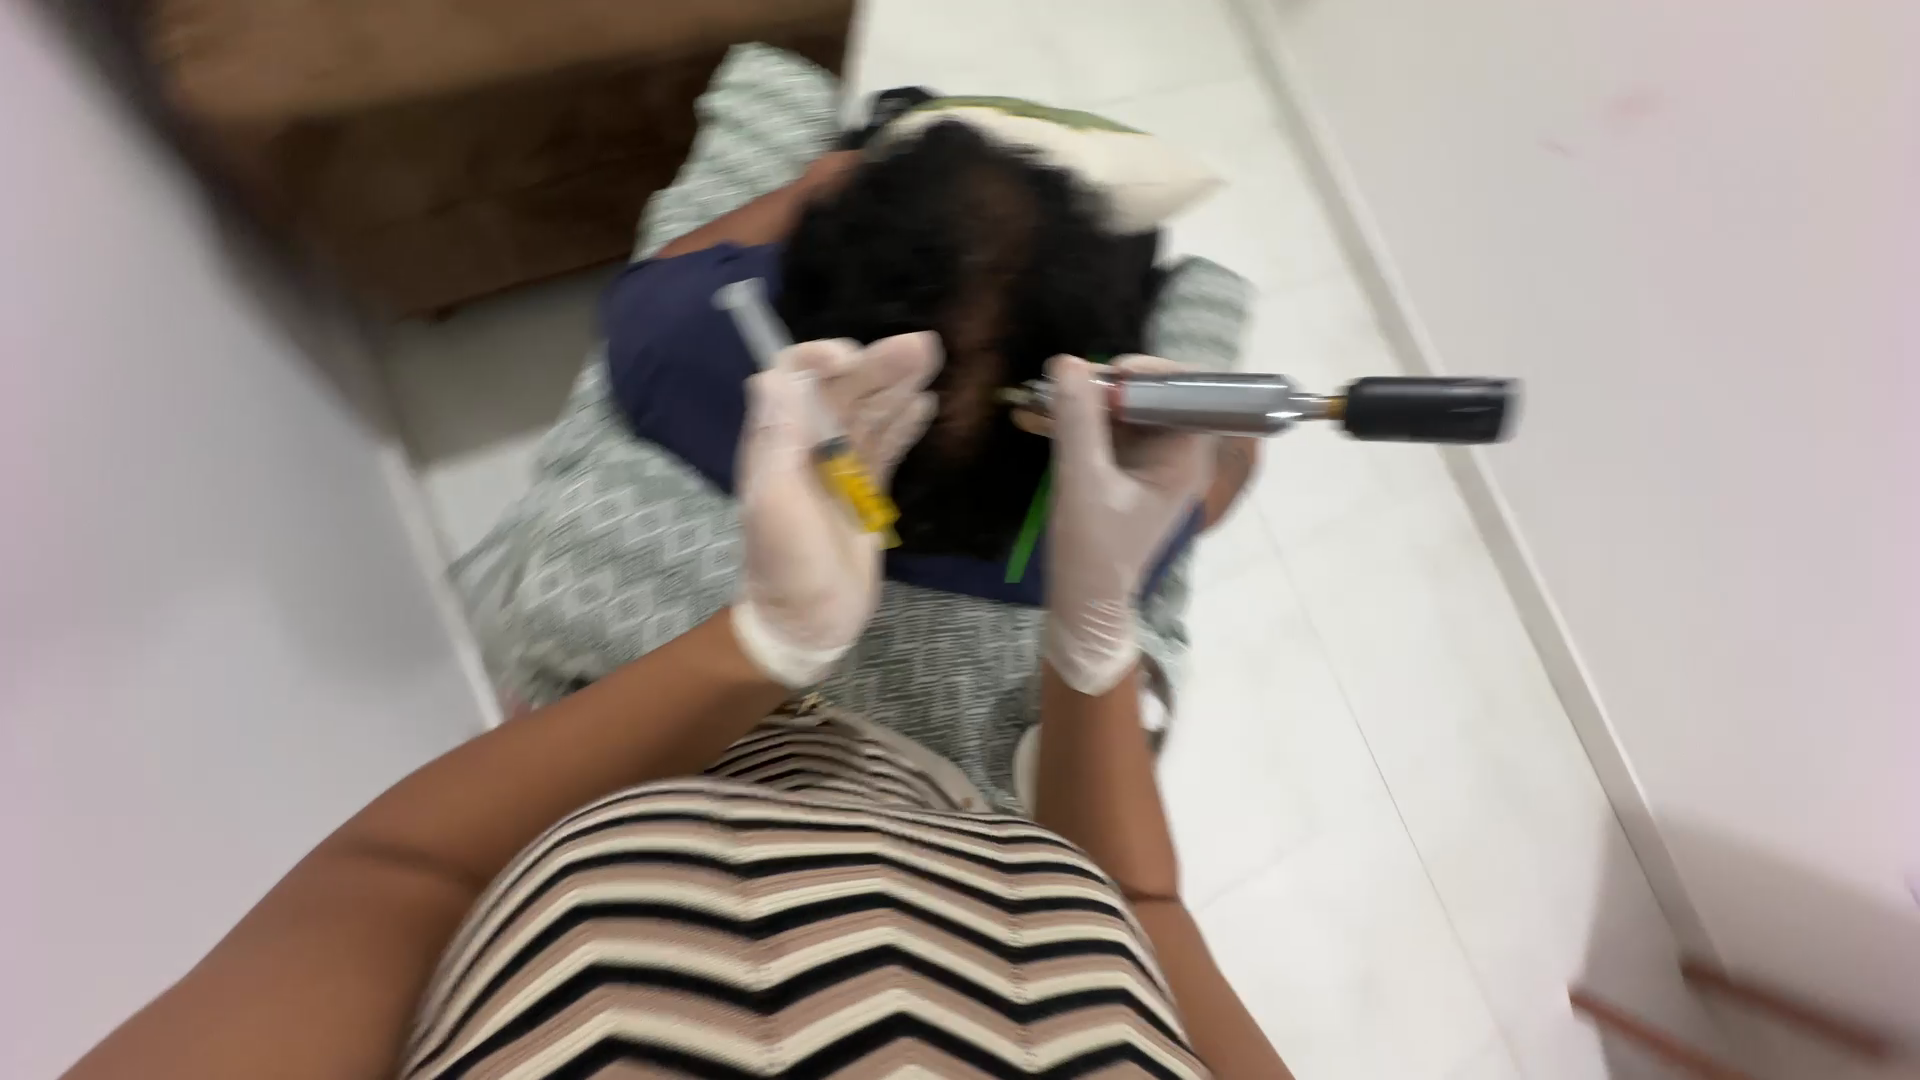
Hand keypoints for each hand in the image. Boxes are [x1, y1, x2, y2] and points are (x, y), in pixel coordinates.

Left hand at [731, 333, 940, 686]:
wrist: (810, 620)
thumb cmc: (789, 566)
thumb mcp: (774, 506)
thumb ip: (776, 441)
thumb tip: (779, 375)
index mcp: (777, 442)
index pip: (793, 379)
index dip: (820, 360)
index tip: (852, 356)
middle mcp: (806, 445)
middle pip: (842, 391)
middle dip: (878, 366)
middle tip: (923, 347)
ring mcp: (838, 467)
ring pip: (869, 414)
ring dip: (896, 386)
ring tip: (930, 360)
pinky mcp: (865, 489)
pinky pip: (886, 447)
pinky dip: (904, 424)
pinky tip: (925, 404)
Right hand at [1044, 354, 1213, 694]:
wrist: (1083, 603)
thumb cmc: (1092, 552)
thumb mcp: (1082, 482)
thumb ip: (1077, 422)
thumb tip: (1067, 363)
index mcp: (1185, 458)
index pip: (1187, 393)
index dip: (1150, 374)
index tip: (1107, 374)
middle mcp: (1175, 454)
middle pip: (1152, 396)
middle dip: (1108, 386)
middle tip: (1064, 383)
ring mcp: (1149, 462)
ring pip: (1124, 412)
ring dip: (1085, 403)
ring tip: (1041, 398)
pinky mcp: (1124, 471)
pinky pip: (1105, 432)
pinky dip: (1076, 424)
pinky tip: (1036, 418)